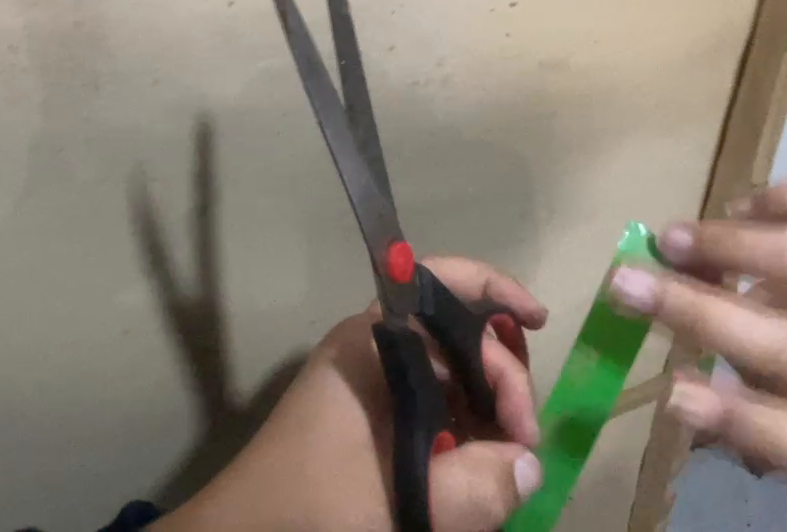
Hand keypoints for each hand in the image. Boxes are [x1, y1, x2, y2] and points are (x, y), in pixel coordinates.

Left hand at [156, 256, 549, 531]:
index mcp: (375, 339)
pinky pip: (432, 400)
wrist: (248, 531)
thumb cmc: (317, 503)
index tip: (538, 323)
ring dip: (487, 404)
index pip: (441, 280)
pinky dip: (463, 423)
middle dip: (502, 373)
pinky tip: (478, 464)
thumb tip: (528, 465)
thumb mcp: (403, 501)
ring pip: (450, 369)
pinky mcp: (372, 410)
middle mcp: (375, 344)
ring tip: (507, 457)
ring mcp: (372, 376)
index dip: (494, 288)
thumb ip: (477, 488)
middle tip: (524, 439)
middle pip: (458, 331)